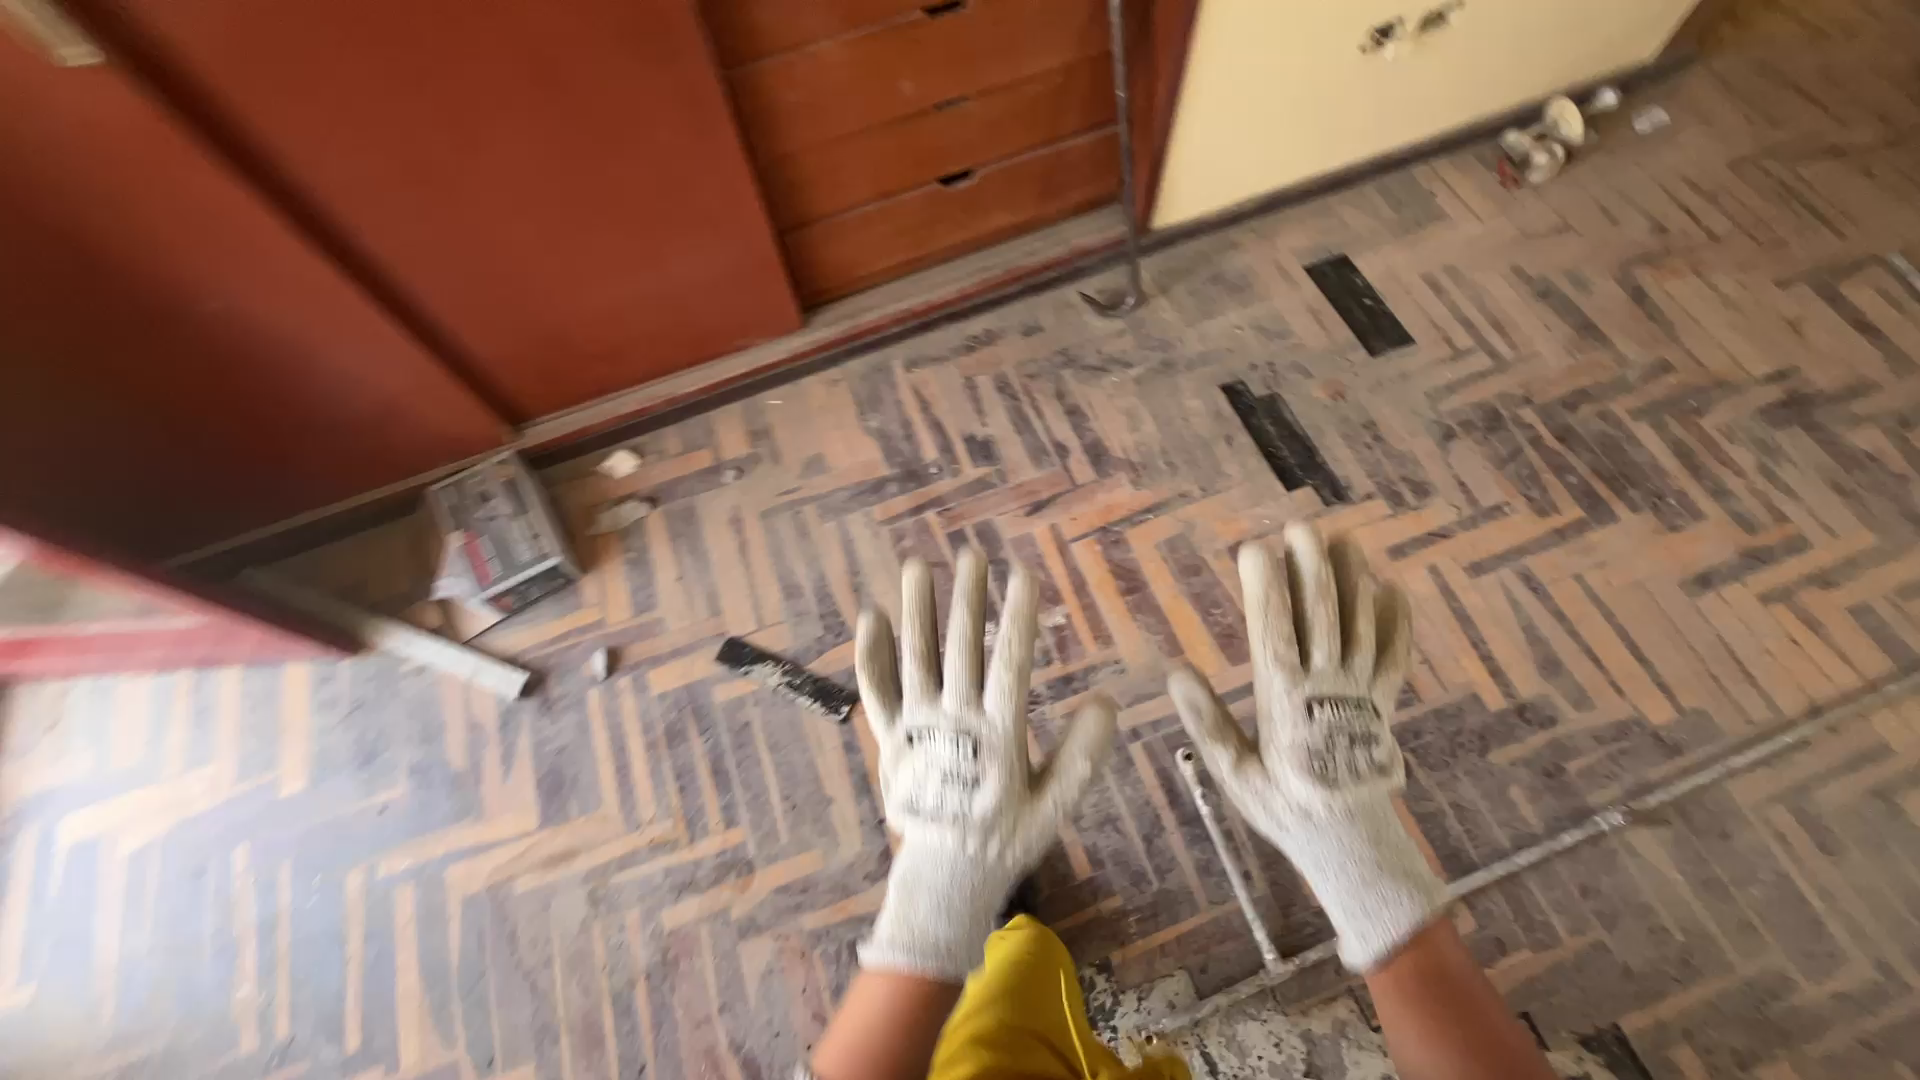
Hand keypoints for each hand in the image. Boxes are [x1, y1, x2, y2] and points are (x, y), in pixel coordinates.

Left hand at [854, 549, 1117, 980]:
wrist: (945, 877)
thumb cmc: (1005, 838)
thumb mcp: (1054, 807)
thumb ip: (1081, 758)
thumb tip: (1106, 702)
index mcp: (998, 734)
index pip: (1010, 663)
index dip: (1018, 616)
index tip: (1024, 573)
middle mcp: (953, 721)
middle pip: (960, 648)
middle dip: (967, 598)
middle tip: (971, 553)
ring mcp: (916, 727)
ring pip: (914, 658)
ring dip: (917, 610)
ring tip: (918, 565)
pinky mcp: (889, 738)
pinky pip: (874, 691)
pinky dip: (870, 654)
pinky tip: (870, 615)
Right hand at [1169, 522, 1446, 971]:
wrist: (1350, 844)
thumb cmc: (1282, 807)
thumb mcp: (1234, 774)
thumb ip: (1208, 722)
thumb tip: (1178, 670)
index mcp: (1286, 703)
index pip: (1274, 634)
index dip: (1265, 590)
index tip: (1254, 549)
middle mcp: (1327, 689)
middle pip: (1322, 620)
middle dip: (1311, 570)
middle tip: (1301, 526)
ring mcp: (1362, 694)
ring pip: (1361, 628)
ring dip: (1353, 581)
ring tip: (1345, 540)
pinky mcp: (1385, 705)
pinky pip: (1396, 658)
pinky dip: (1396, 622)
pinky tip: (1393, 588)